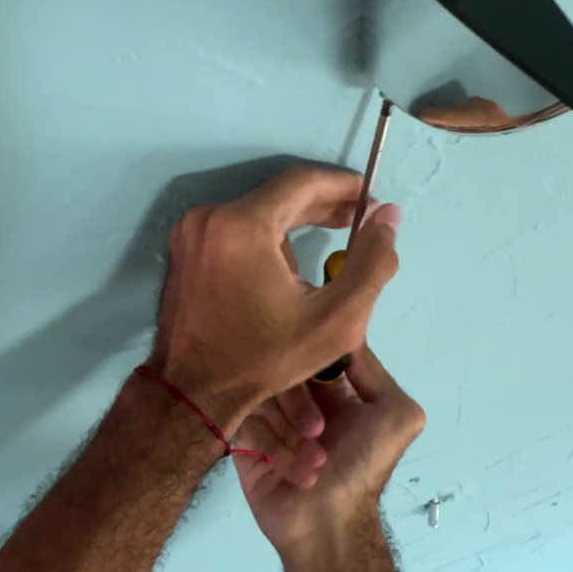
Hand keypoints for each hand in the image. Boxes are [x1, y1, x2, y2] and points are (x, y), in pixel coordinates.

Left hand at [150, 165, 400, 434]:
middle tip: (359, 219)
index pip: (301, 181)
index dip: (342, 185)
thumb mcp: (335, 320)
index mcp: (242, 226)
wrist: (194, 390)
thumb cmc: (264, 359)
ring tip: (330, 241)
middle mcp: (210, 217)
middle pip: (277, 194)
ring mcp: (191, 232)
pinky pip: (235, 228)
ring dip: (293, 223)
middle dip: (322, 204)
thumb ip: (371, 262)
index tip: (370, 199)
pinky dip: (265, 236)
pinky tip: (288, 264)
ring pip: (257, 211)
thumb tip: (388, 216)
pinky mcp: (184, 248)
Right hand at [232, 345, 426, 566]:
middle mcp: (296, 396)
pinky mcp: (241, 437)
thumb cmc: (364, 468)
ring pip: (263, 395)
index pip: (312, 349)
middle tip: (319, 433)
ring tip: (314, 463)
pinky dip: (272, 447)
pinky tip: (288, 471)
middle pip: (283, 370)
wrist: (328, 526)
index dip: (312, 353)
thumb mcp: (396, 413)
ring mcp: (267, 416)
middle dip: (302, 405)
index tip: (312, 362)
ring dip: (291, 434)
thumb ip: (373, 368)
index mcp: (330, 387)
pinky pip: (245, 421)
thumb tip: (343, 331)